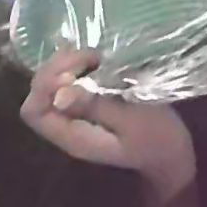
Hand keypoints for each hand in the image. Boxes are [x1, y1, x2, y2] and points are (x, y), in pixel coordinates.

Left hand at [20, 50, 195, 198]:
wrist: (171, 150)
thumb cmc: (156, 136)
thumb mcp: (132, 120)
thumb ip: (97, 107)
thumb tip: (60, 93)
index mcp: (73, 136)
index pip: (34, 111)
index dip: (45, 85)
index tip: (76, 71)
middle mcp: (67, 126)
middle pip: (38, 93)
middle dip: (57, 68)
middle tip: (90, 56)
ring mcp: (76, 114)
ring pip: (50, 83)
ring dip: (67, 63)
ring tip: (95, 55)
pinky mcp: (87, 103)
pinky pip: (67, 81)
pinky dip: (76, 64)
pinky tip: (95, 58)